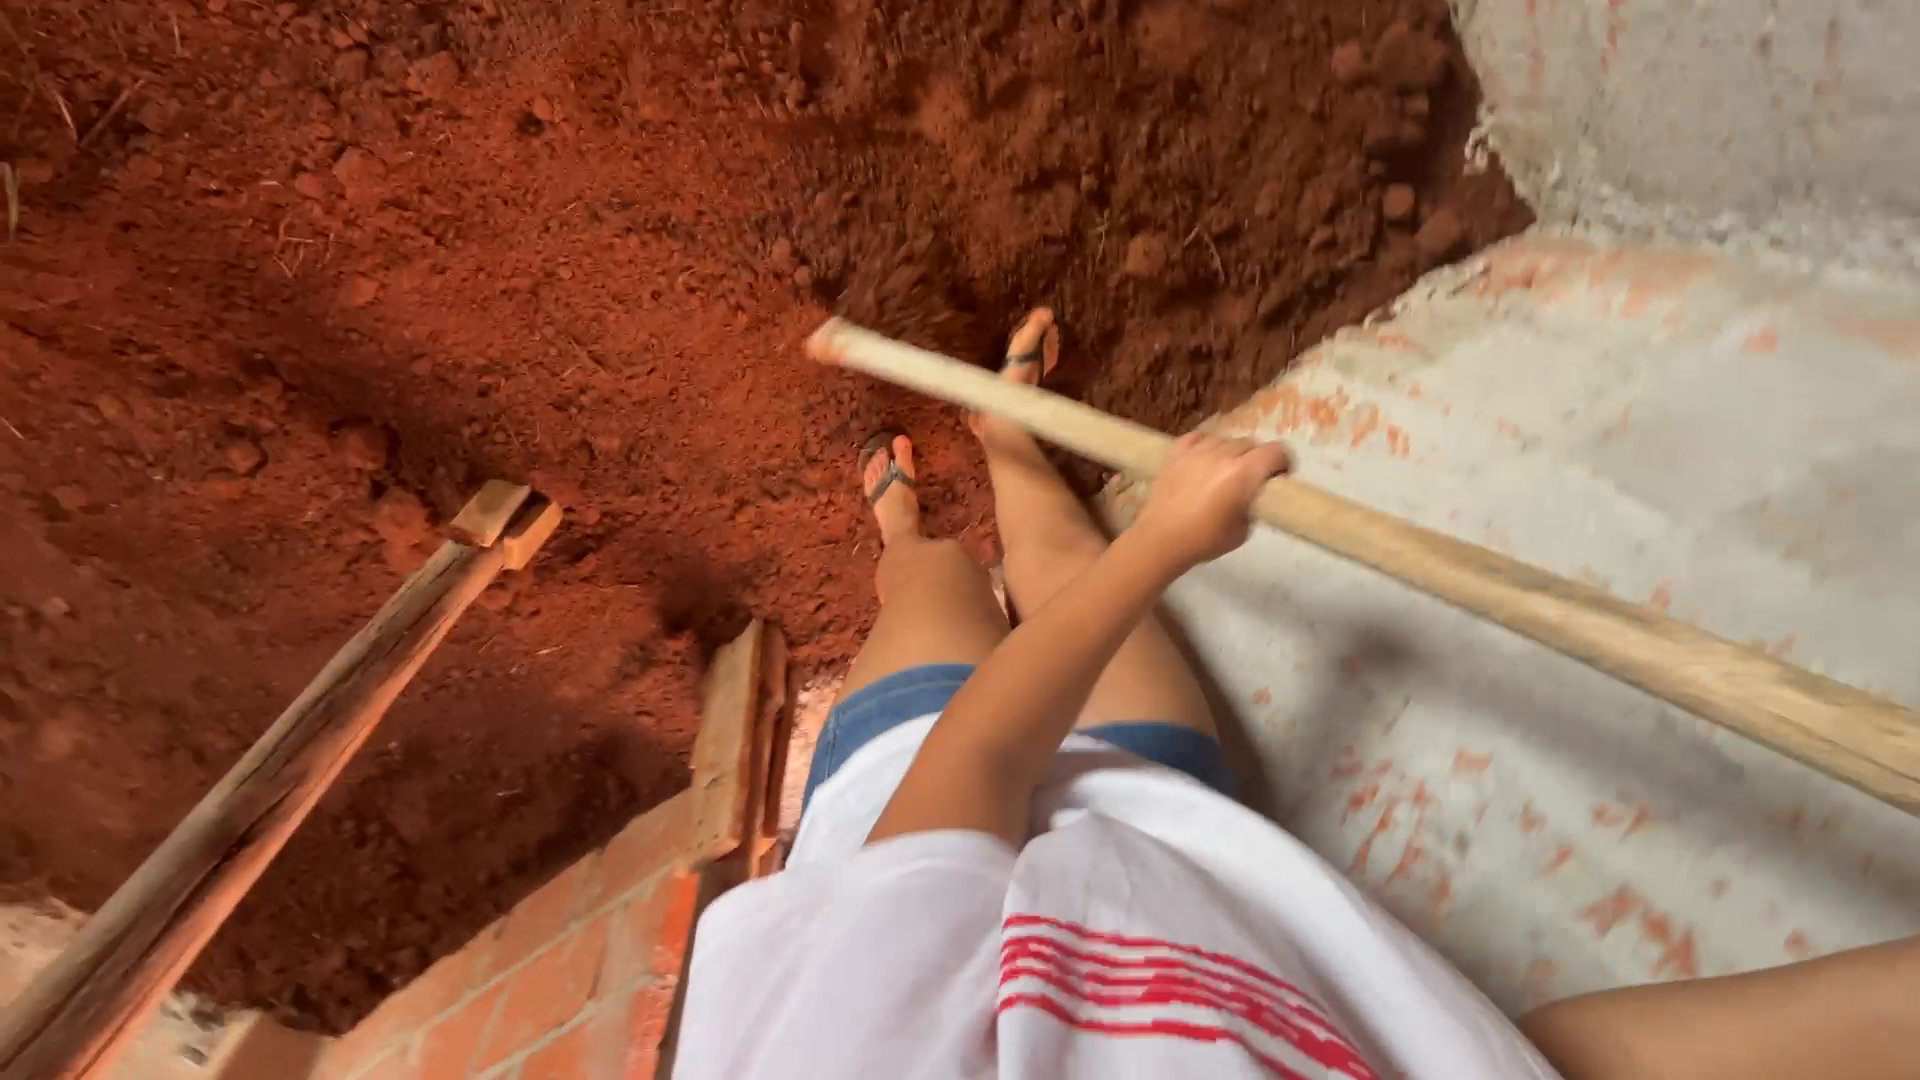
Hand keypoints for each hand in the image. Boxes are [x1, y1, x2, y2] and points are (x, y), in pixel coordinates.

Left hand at [1134, 433, 1292, 568]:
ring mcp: (1196, 453)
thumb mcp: (1243, 530)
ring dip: (1231, 451)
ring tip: (1226, 468)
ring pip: (1224, 439)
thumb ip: (1252, 507)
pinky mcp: (1175, 456)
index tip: (1279, 476)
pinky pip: (1195, 438)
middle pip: (1250, 443)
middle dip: (1257, 458)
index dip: (1283, 462)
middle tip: (1252, 477)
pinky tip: (1204, 456)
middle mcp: (1222, 455)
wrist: (1161, 539)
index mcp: (1244, 473)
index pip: (1276, 451)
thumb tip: (1250, 499)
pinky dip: (1204, 443)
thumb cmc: (1205, 539)